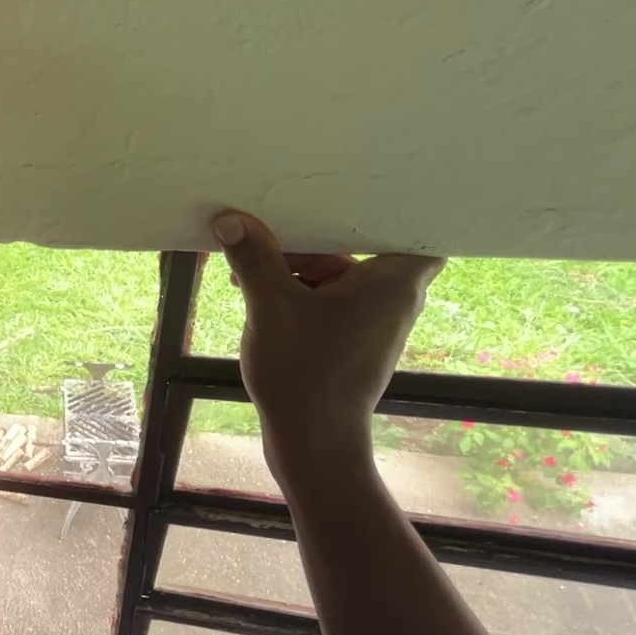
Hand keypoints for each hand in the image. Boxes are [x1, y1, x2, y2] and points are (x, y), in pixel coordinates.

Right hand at [212, 211, 443, 477]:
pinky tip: (257, 299)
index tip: (338, 198)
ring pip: (336, 277)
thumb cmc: (304, 369)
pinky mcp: (352, 342)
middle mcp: (394, 298)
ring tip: (247, 275)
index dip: (377, 212)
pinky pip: (327, 302)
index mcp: (393, 281)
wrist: (312, 436)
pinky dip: (297, 295)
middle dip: (307, 244)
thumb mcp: (269, 305)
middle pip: (354, 249)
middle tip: (264, 240)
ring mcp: (373, 322)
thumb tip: (230, 219)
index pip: (405, 227)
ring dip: (293, 271)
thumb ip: (254, 258)